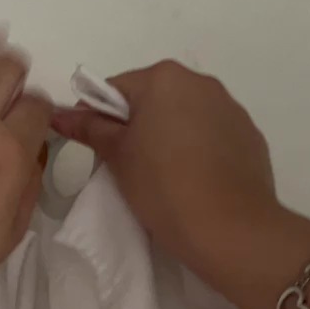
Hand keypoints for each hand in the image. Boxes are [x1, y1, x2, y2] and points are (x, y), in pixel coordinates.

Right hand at [51, 59, 309, 287]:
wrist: (231, 229)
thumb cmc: (163, 185)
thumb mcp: (117, 156)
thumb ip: (89, 127)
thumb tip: (59, 113)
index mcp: (164, 78)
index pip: (114, 89)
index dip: (99, 117)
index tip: (98, 149)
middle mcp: (201, 82)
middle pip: (152, 98)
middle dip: (136, 125)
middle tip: (127, 164)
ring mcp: (231, 109)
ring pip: (183, 115)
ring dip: (168, 135)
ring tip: (162, 175)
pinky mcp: (250, 136)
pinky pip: (211, 134)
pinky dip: (196, 149)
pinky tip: (192, 180)